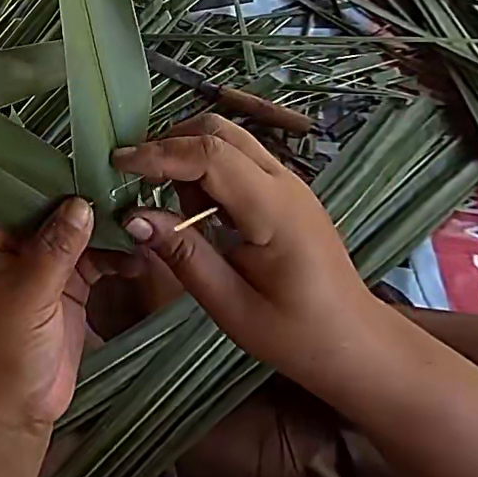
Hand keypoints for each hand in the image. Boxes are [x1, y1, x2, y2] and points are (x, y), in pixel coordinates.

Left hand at [0, 197, 125, 432]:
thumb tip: (81, 203)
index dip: (57, 184)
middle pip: (58, 218)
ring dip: (107, 235)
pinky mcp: (68, 296)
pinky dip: (114, 261)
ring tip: (138, 224)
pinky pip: (94, 268)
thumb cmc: (0, 348)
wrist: (7, 415)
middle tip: (127, 193)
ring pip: (79, 241)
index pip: (27, 199)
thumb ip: (56, 246)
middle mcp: (20, 250)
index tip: (93, 165)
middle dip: (89, 208)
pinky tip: (136, 257)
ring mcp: (45, 273)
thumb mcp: (27, 291)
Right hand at [112, 113, 374, 367]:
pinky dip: (202, 163)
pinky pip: (235, 154)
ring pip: (226, 135)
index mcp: (275, 211)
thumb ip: (182, 254)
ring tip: (165, 196)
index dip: (159, 153)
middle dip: (168, 142)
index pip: (209, 155)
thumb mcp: (232, 307)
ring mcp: (287, 180)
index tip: (118, 163)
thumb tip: (130, 215)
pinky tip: (194, 204)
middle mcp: (283, 181)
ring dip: (185, 150)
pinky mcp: (282, 187)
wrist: (360, 347)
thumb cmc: (298, 336)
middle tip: (134, 174)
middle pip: (216, 130)